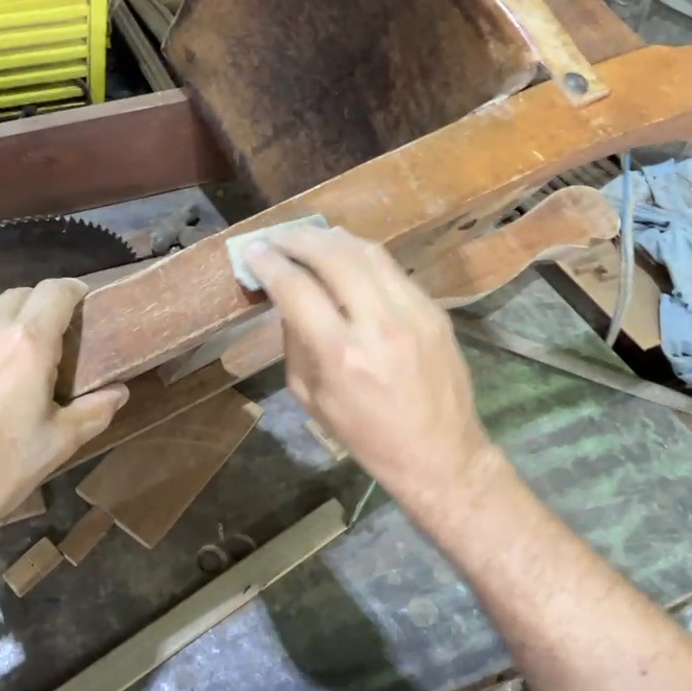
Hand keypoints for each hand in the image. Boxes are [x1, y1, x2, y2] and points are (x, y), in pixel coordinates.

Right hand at [243, 226, 501, 504]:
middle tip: (274, 236)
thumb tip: (286, 297)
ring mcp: (411, 311)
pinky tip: (342, 254)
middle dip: (296, 239)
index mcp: (339, 353)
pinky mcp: (433, 309)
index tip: (252, 251)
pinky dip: (359, 254)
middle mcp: (377, 323)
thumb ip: (294, 341)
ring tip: (305, 237)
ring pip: (365, 251)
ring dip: (328, 238)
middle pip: (331, 255)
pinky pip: (390, 267)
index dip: (268, 263)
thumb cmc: (364, 434)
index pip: (295, 287)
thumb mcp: (309, 396)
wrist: (439, 454)